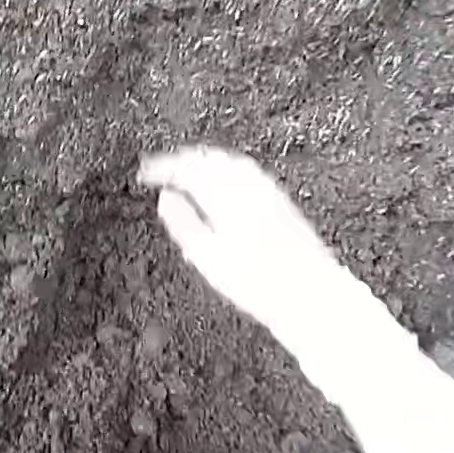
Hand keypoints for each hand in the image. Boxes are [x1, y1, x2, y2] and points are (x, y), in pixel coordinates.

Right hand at [138, 146, 379, 379]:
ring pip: (228, 160)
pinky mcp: (279, 198)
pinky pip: (245, 169)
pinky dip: (224, 166)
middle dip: (181, 158)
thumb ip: (183, 223)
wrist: (309, 294)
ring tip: (185, 169)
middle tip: (160, 168)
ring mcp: (266, 189)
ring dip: (203, 159)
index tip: (144, 173)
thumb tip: (167, 198)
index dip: (161, 167)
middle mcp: (248, 185)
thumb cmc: (259, 284)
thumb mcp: (208, 258)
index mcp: (227, 195)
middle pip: (209, 158)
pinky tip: (222, 179)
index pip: (186, 168)